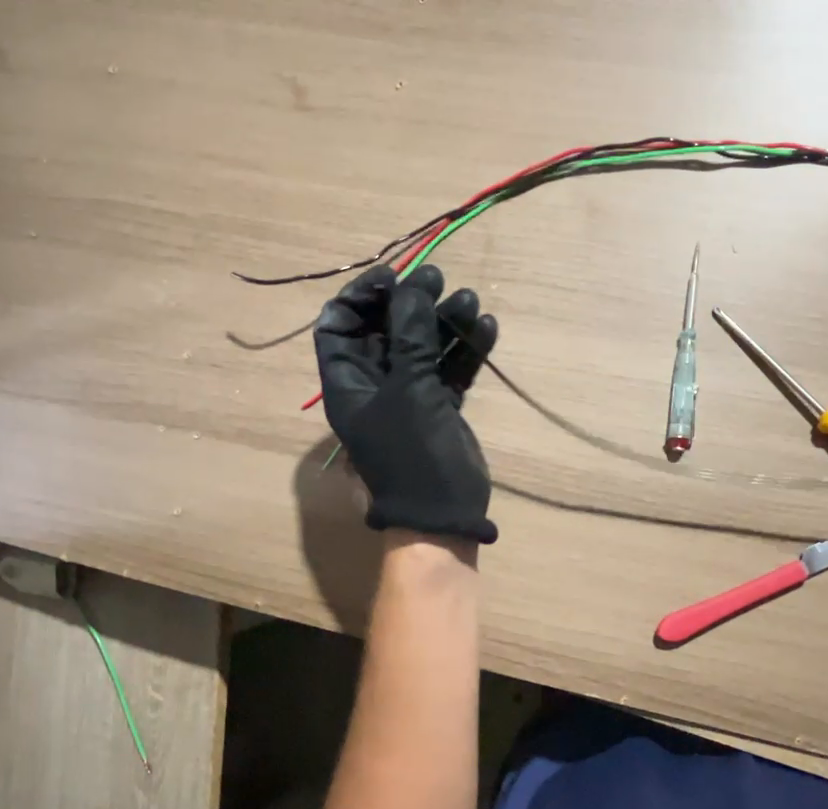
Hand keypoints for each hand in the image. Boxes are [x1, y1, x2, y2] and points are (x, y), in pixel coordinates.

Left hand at [314, 264, 500, 543]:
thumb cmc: (414, 453)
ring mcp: (409, 397)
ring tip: (472, 302)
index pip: (339, 326)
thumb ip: (410, 335)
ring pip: (423, 347)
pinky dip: (465, 349)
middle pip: (387, 330)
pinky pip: (448, 369)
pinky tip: (487, 328)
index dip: (361, 296)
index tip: (394, 276)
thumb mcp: (409, 389)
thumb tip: (411, 287)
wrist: (443, 514)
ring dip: (445, 322)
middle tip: (440, 280)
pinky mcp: (439, 408)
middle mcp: (374, 386)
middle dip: (412, 303)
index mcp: (348, 383)